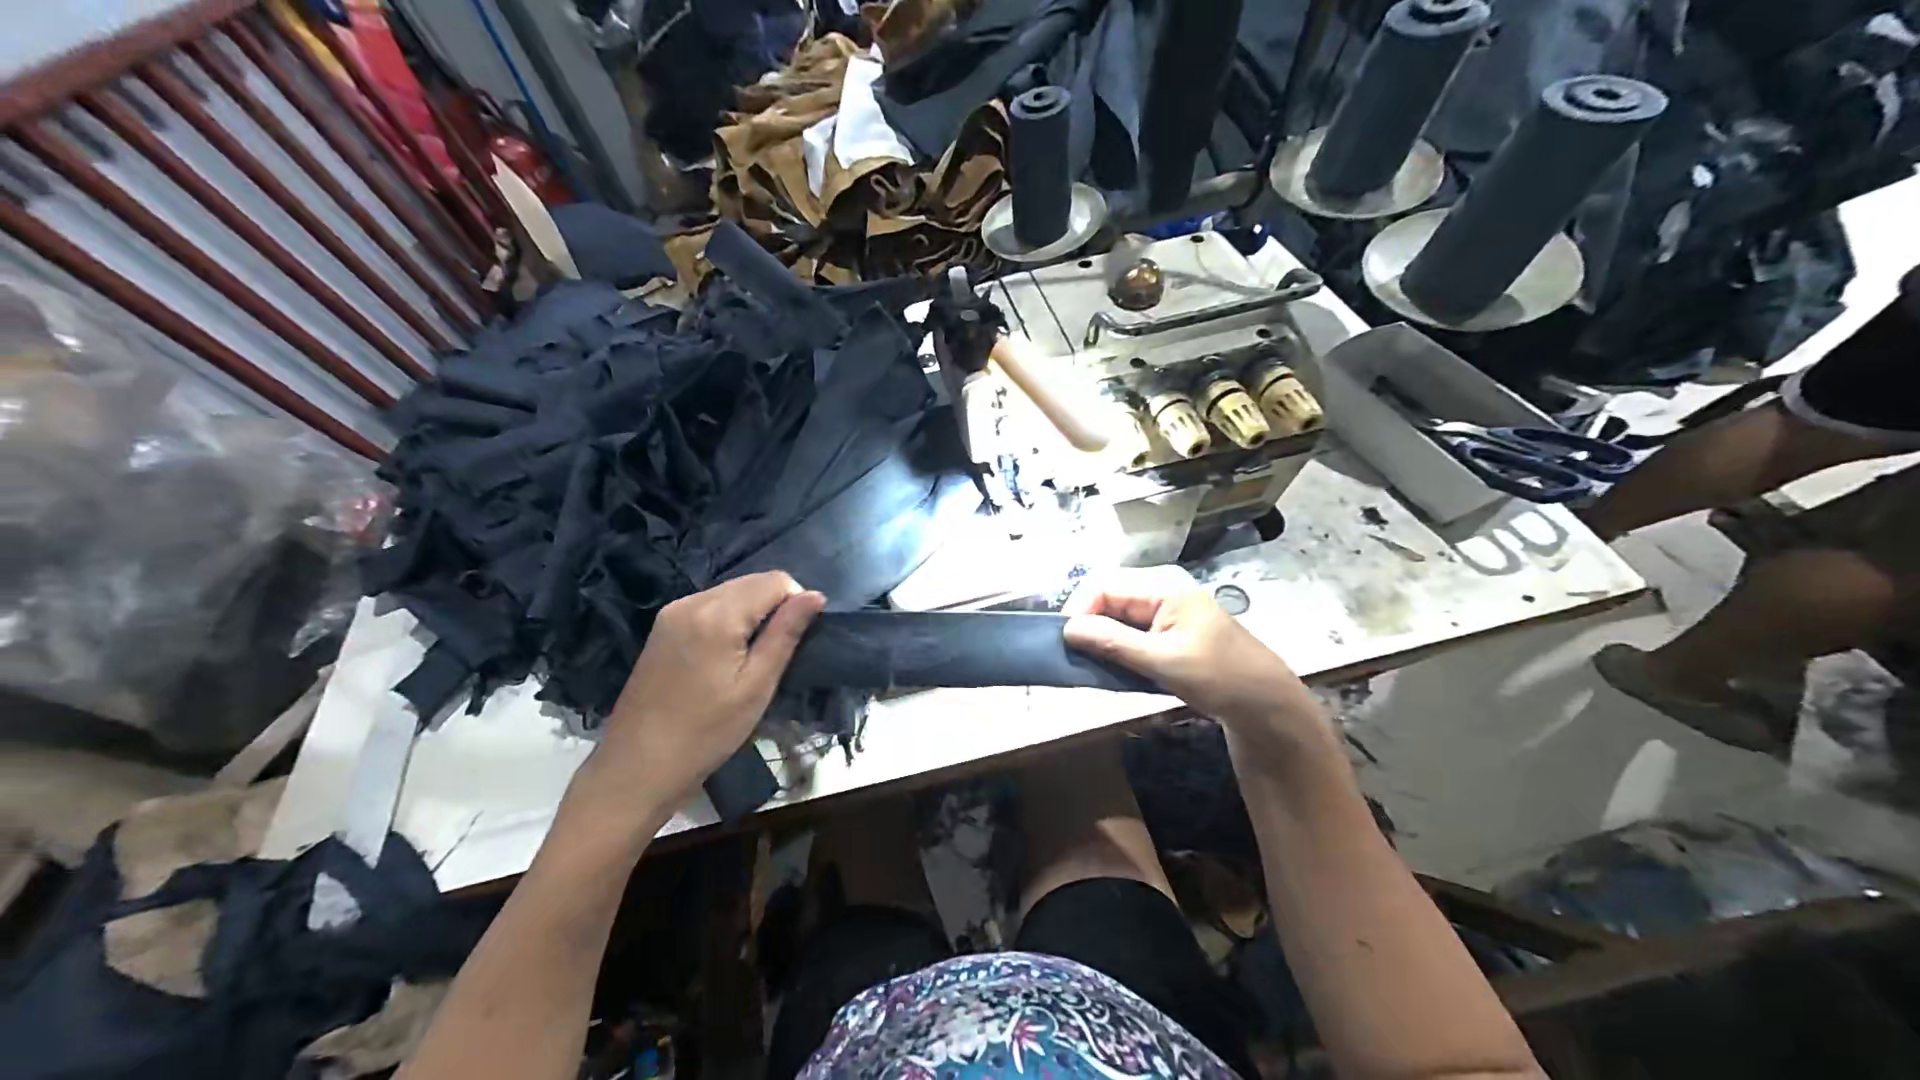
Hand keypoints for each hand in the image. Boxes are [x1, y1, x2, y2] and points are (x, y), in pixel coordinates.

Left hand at [574, 572, 825, 816]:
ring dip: (752, 613)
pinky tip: (727, 655)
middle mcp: (692, 601)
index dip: (796, 602)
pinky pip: (709, 605)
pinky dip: (729, 619)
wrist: (638, 767)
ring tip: (752, 658)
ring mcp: (672, 613)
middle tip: (776, 653)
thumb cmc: (706, 732)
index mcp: (717, 614)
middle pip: (751, 581)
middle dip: (774, 606)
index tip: (796, 641)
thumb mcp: (757, 685)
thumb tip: (815, 595)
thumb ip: (785, 633)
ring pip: (731, 591)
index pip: (775, 580)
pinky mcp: (662, 627)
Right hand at [1063, 567, 1333, 760]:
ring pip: (1116, 619)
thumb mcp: (1162, 661)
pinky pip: (1130, 635)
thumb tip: (1067, 628)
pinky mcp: (1167, 635)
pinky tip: (1112, 669)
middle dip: (1088, 626)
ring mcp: (1165, 615)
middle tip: (1074, 657)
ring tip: (1090, 665)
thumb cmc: (1218, 677)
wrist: (1266, 705)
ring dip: (1101, 641)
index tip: (1065, 642)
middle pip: (1108, 600)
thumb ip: (1113, 642)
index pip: (1104, 586)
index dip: (1079, 610)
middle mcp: (1161, 594)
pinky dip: (1117, 650)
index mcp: (1163, 588)